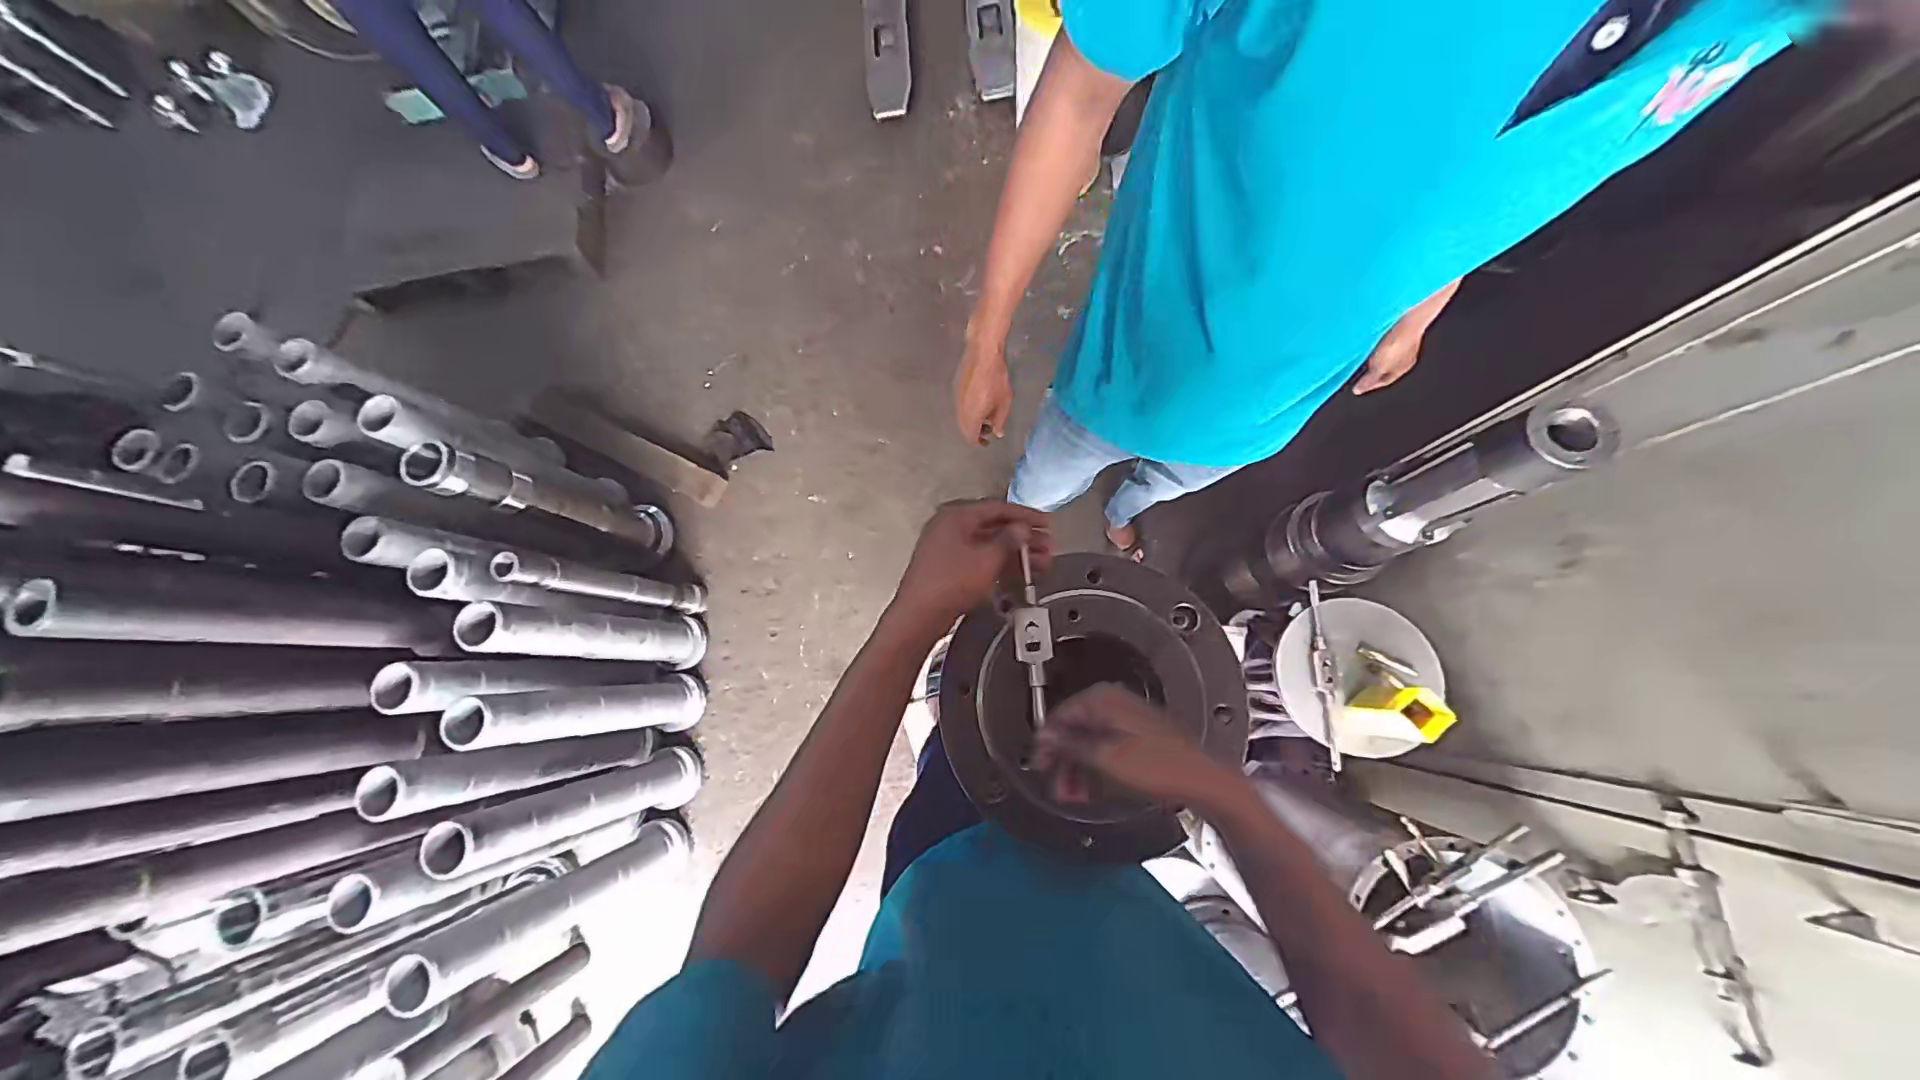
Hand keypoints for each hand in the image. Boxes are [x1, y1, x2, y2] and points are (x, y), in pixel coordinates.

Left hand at [890, 500, 1051, 624]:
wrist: (921, 614)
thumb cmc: (949, 583)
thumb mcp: (988, 557)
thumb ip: (1010, 539)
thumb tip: (1022, 529)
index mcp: (956, 516)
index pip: (998, 507)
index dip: (1025, 515)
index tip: (1045, 523)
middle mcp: (949, 527)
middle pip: (994, 526)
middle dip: (1023, 537)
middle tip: (1045, 545)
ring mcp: (947, 548)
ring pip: (989, 545)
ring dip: (1015, 552)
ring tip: (1040, 562)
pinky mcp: (949, 568)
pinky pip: (980, 559)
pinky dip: (1000, 564)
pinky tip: (1019, 573)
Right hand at [954, 335, 1012, 444]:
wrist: (983, 354)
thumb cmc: (997, 379)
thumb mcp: (1004, 402)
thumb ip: (999, 421)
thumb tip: (996, 433)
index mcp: (972, 417)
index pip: (971, 437)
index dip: (979, 442)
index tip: (987, 441)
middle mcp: (961, 412)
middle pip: (964, 430)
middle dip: (975, 433)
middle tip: (988, 429)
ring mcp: (957, 400)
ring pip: (962, 419)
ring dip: (972, 422)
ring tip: (986, 416)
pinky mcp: (956, 391)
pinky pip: (961, 409)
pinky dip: (969, 413)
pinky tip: (980, 405)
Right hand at [1031, 683, 1228, 804]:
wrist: (1201, 780)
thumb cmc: (1161, 766)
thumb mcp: (1104, 758)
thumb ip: (1069, 745)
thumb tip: (1046, 737)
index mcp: (1104, 699)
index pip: (1060, 715)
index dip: (1046, 743)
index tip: (1039, 763)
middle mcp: (1115, 702)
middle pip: (1074, 729)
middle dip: (1063, 760)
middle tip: (1057, 784)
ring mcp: (1128, 718)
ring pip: (1090, 741)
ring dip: (1078, 768)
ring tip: (1074, 793)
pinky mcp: (1138, 735)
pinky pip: (1107, 747)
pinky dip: (1096, 766)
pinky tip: (1092, 788)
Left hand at [1352, 325, 1423, 394]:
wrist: (1408, 314)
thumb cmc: (1398, 341)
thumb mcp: (1380, 366)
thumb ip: (1369, 379)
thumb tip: (1359, 390)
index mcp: (1403, 366)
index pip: (1384, 380)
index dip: (1370, 384)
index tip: (1357, 386)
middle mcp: (1405, 354)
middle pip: (1384, 365)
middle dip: (1369, 369)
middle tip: (1354, 371)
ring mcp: (1402, 339)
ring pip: (1383, 351)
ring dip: (1370, 354)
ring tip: (1356, 354)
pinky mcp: (1396, 327)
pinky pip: (1381, 339)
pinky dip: (1372, 342)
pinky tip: (1363, 339)